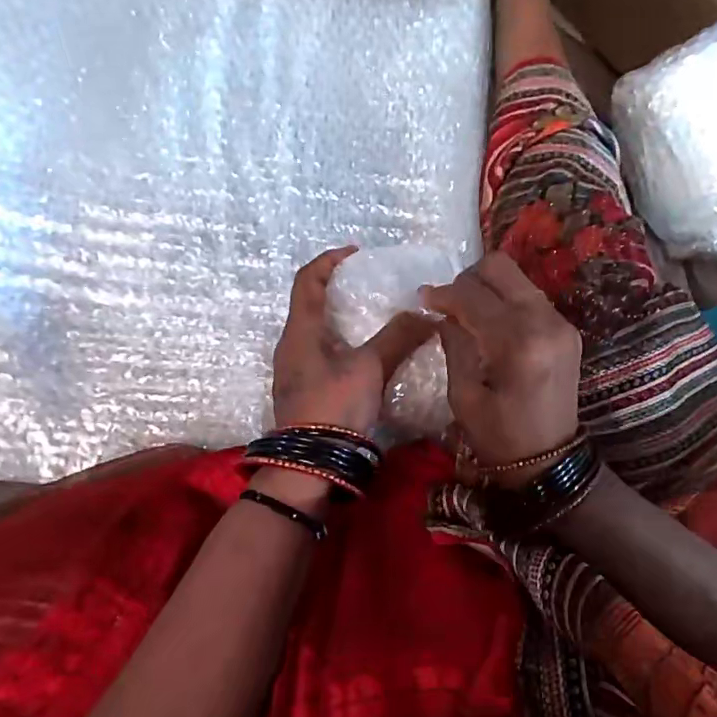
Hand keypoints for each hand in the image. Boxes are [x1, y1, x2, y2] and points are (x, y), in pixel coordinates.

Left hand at [272, 246, 436, 433]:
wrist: (312, 463)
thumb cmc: (335, 407)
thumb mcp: (369, 368)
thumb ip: (396, 338)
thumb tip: (426, 314)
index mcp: (300, 332)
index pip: (308, 280)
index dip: (330, 261)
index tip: (355, 254)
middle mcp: (290, 348)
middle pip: (308, 306)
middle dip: (336, 292)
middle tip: (365, 288)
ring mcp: (292, 373)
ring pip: (314, 335)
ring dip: (339, 323)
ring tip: (370, 324)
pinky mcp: (301, 395)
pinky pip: (319, 358)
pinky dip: (339, 347)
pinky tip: (361, 360)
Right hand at [424, 253, 581, 485]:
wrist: (550, 461)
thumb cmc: (501, 439)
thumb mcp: (464, 398)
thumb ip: (455, 347)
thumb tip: (445, 314)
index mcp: (518, 344)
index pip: (473, 296)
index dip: (443, 294)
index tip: (423, 300)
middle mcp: (546, 322)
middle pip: (500, 268)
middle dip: (468, 281)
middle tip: (449, 305)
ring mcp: (562, 324)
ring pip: (518, 279)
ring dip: (489, 290)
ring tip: (468, 315)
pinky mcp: (568, 331)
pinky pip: (532, 298)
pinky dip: (507, 303)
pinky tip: (493, 327)